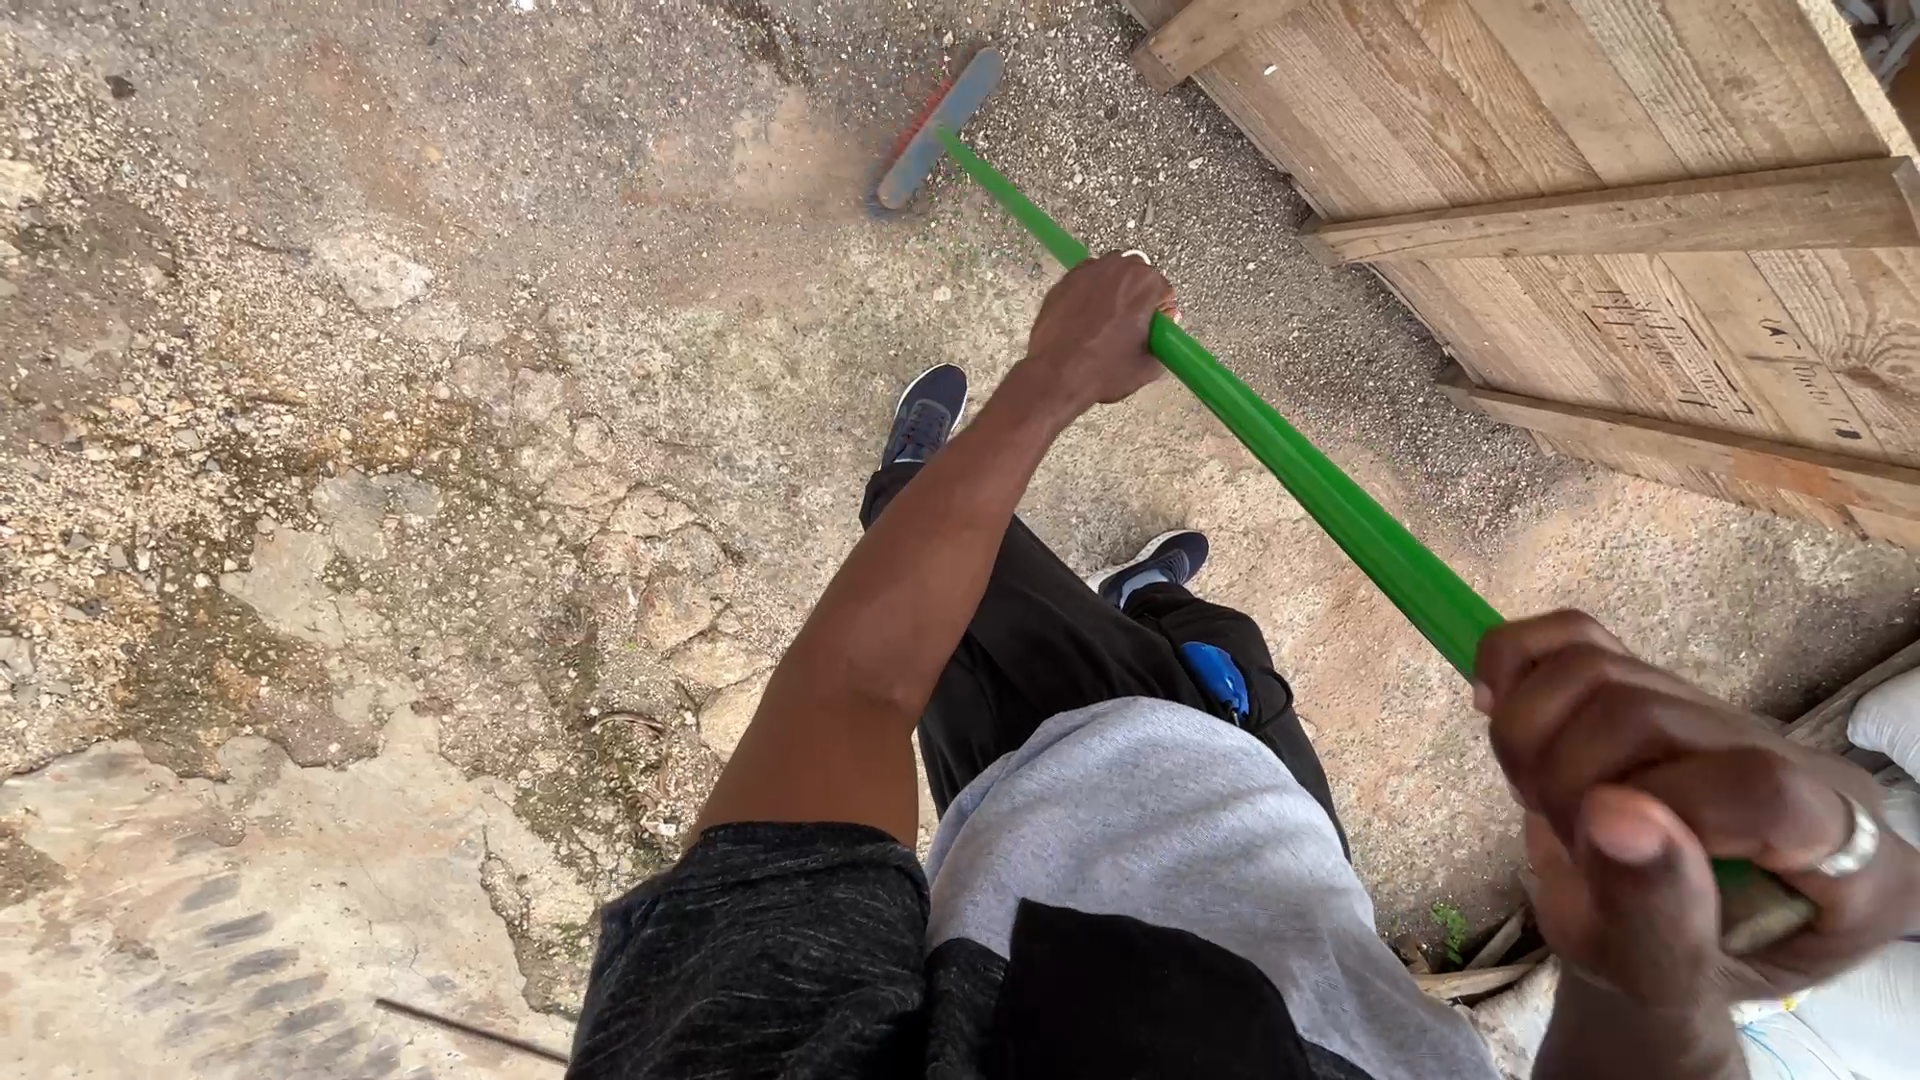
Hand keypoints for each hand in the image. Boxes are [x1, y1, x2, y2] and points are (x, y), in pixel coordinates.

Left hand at [1013, 251, 1175, 420]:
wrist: (1056, 376)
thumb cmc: (1098, 370)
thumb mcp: (1147, 366)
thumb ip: (1164, 344)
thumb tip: (1161, 337)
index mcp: (1143, 283)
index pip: (1163, 289)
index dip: (1159, 311)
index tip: (1152, 325)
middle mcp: (1116, 268)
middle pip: (1137, 275)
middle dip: (1136, 296)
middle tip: (1129, 325)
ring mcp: (1086, 272)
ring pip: (1109, 275)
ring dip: (1112, 292)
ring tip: (1105, 324)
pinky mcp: (1063, 282)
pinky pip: (1084, 283)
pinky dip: (1088, 296)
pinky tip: (1085, 322)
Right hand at [1475, 610, 1919, 1007]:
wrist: (1629, 922)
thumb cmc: (1654, 960)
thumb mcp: (1655, 970)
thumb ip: (1652, 908)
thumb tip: (1615, 812)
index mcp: (1842, 849)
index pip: (1764, 785)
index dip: (1664, 807)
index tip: (1593, 847)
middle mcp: (1790, 758)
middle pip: (1640, 713)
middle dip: (1561, 778)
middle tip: (1561, 835)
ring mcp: (1707, 709)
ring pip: (1587, 666)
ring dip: (1525, 736)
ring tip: (1539, 791)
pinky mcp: (1636, 677)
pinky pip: (1567, 630)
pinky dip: (1509, 659)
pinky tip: (1495, 703)